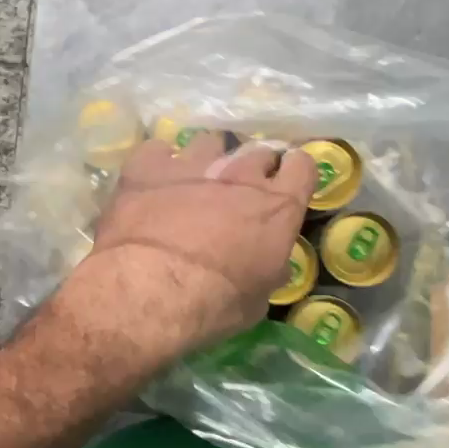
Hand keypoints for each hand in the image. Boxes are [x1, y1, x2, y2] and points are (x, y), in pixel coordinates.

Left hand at [53, 135, 318, 367]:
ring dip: (206, 159)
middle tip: (236, 192)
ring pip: (207, 142)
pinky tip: (151, 179)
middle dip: (250, 169)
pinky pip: (157, 149)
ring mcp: (191, 164)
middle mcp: (239, 175)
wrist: (149, 290)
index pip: (302, 167)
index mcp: (277, 207)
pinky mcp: (146, 166)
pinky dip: (158, 162)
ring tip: (192, 180)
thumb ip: (265, 270)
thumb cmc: (212, 305)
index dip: (293, 174)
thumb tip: (266, 267)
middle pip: (256, 152)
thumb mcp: (256, 300)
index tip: (284, 184)